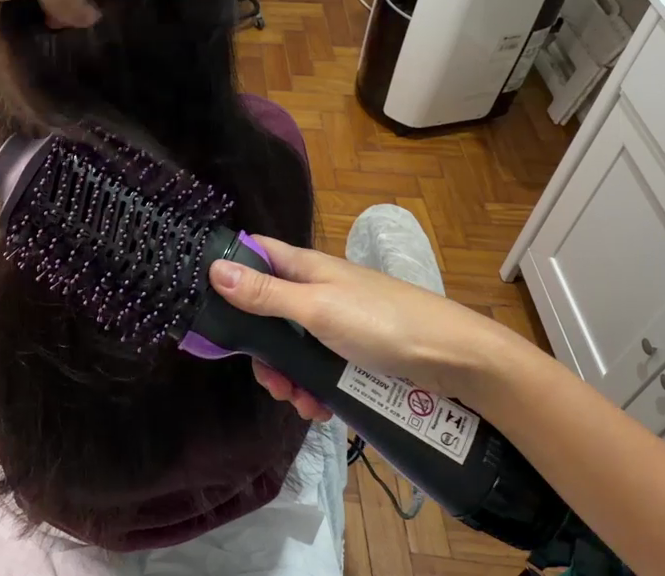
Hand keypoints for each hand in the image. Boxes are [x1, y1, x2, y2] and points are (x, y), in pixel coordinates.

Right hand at [209, 236, 535, 418]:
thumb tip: (213, 267)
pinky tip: (320, 409)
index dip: (229, 272)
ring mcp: (335, 323)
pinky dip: (313, 389)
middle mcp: (316, 290)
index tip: (209, 305)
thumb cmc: (382, 323)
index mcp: (304, 267)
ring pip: (292, 347)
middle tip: (269, 379)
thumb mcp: (316, 308)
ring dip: (288, 377)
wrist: (455, 360)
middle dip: (261, 349)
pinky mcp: (353, 354)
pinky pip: (318, 369)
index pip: (255, 255)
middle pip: (268, 312)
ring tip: (300, 402)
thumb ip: (266, 293)